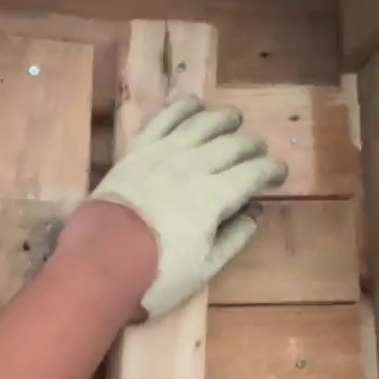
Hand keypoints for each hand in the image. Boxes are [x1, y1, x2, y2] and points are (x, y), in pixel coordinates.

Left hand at [87, 97, 287, 318]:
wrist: (99, 263)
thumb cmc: (155, 275)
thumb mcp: (203, 269)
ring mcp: (163, 154)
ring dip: (222, 120)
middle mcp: (194, 166)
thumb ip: (233, 239)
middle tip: (257, 152)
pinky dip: (182, 109)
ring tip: (233, 120)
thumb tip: (254, 214)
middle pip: (231, 145)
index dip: (271, 171)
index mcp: (215, 196)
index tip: (279, 175)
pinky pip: (164, 120)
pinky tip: (192, 104)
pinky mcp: (137, 152)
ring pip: (201, 124)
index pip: (254, 172)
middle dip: (250, 147)